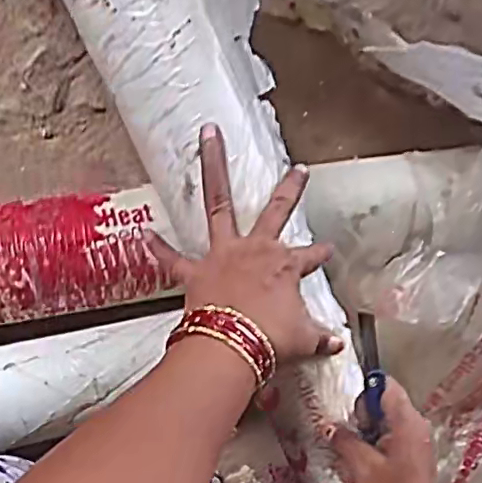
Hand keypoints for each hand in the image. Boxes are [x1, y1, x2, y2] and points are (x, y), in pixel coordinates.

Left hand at [144, 124, 344, 363]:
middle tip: (298, 170)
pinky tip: (144, 234)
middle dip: (290, 190)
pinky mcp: (196, 274)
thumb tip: (337, 345)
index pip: (309, 256)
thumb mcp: (304, 339)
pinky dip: (158, 249)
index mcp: (284, 267)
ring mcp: (223, 257)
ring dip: (214, 166)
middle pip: (276, 212)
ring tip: (210, 134)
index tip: (327, 250)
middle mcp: (255, 252)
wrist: (234, 348)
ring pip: (220, 203)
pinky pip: (172, 259)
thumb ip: (320, 339)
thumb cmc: (270, 339)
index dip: (319, 254)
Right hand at [327, 382, 444, 482]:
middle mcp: (416, 423)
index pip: (386, 385)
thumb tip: (329, 426)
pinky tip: (367, 460)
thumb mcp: (361, 466)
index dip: (365, 392)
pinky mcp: (414, 452)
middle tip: (351, 436)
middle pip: (386, 401)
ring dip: (369, 430)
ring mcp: (417, 438)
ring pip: (388, 420)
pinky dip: (377, 442)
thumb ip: (344, 440)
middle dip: (364, 414)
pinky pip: (393, 435)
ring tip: (356, 450)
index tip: (352, 414)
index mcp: (407, 420)